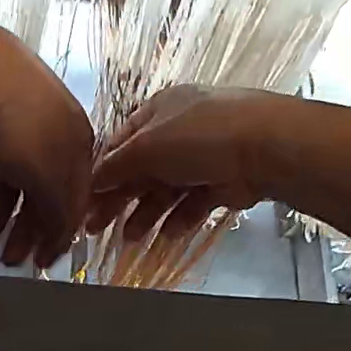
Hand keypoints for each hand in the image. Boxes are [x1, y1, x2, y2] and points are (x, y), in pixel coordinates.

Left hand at [0, 19, 93, 270]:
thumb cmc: (22, 124)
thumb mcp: (52, 173)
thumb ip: (62, 210)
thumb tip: (64, 237)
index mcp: (74, 137)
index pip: (72, 193)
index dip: (58, 231)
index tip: (42, 262)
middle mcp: (44, 130)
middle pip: (35, 192)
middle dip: (20, 233)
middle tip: (6, 263)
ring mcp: (6, 125)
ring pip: (2, 185)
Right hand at [87, 84, 285, 243]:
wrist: (266, 147)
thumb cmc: (198, 137)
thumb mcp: (145, 148)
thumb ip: (113, 168)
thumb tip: (89, 182)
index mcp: (158, 112)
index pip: (119, 144)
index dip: (100, 173)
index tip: (84, 201)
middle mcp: (178, 132)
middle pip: (139, 171)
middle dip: (117, 201)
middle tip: (94, 229)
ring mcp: (202, 158)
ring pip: (164, 191)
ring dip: (144, 215)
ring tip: (130, 238)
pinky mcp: (221, 182)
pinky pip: (191, 204)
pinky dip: (178, 219)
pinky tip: (166, 235)